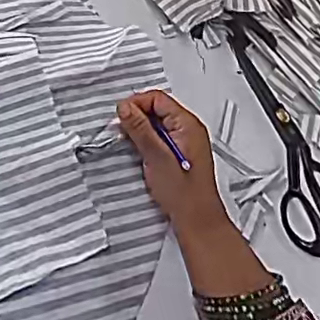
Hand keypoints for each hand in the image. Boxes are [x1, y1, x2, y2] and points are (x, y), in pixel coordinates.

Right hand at [118, 90, 273, 299]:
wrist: (198, 222)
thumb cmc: (185, 195)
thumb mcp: (156, 157)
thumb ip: (140, 129)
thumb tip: (126, 108)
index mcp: (188, 124)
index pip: (157, 98)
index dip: (136, 103)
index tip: (121, 116)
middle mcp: (189, 129)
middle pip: (157, 108)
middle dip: (137, 116)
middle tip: (123, 129)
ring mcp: (185, 141)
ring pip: (157, 123)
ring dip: (141, 129)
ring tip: (131, 143)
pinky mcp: (180, 153)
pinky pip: (160, 136)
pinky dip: (147, 141)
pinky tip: (141, 154)